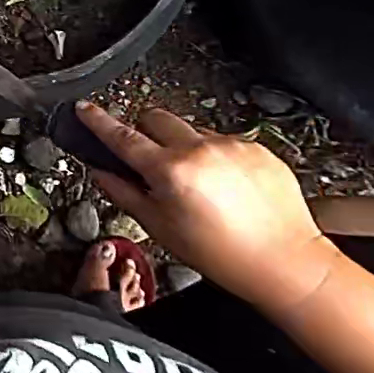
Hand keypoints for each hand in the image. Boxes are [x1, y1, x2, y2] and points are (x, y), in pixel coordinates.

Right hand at [79, 102, 342, 314]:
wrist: (287, 263)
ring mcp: (230, 145)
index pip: (122, 136)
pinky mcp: (256, 147)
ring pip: (189, 129)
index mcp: (170, 171)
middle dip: (144, 131)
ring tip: (196, 184)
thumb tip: (101, 172)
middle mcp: (200, 150)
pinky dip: (214, 157)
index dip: (98, 120)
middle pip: (154, 117)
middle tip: (149, 159)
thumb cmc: (224, 255)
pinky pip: (221, 141)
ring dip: (182, 146)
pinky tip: (223, 187)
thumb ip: (124, 193)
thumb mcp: (160, 228)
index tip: (86, 109)